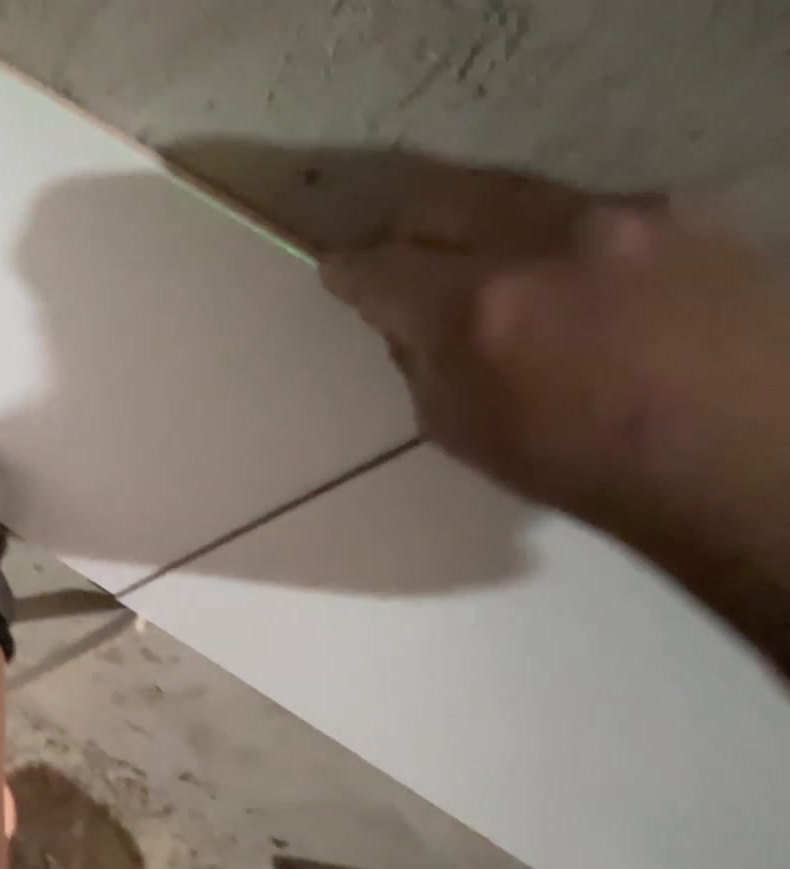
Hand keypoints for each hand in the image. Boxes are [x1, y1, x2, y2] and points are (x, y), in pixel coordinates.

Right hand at [319, 164, 789, 547]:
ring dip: (479, 226)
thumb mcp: (456, 424)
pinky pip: (583, 210)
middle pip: (440, 197)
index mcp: (473, 305)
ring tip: (484, 266)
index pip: (377, 265)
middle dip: (405, 227)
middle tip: (400, 257)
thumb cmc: (574, 460)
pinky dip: (550, 237)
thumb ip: (420, 358)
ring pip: (512, 195)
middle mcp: (542, 240)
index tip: (336, 273)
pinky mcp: (682, 214)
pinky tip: (563, 277)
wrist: (744, 458)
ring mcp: (621, 216)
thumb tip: (408, 318)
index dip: (346, 270)